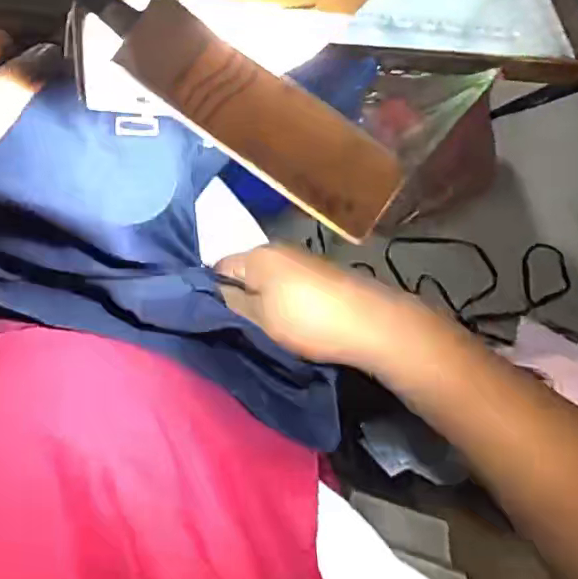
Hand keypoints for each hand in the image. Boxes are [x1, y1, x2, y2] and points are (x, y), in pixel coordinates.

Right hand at [214, 245, 435, 372]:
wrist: (370, 323)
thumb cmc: (307, 319)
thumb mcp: (259, 318)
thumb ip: (230, 303)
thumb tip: (209, 292)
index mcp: (257, 254)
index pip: (218, 267)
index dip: (210, 290)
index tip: (207, 317)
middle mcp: (277, 249)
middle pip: (244, 272)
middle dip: (237, 296)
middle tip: (232, 327)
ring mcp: (301, 260)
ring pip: (267, 280)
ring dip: (262, 300)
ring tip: (259, 329)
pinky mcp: (320, 275)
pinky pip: (288, 286)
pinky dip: (283, 302)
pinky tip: (288, 323)